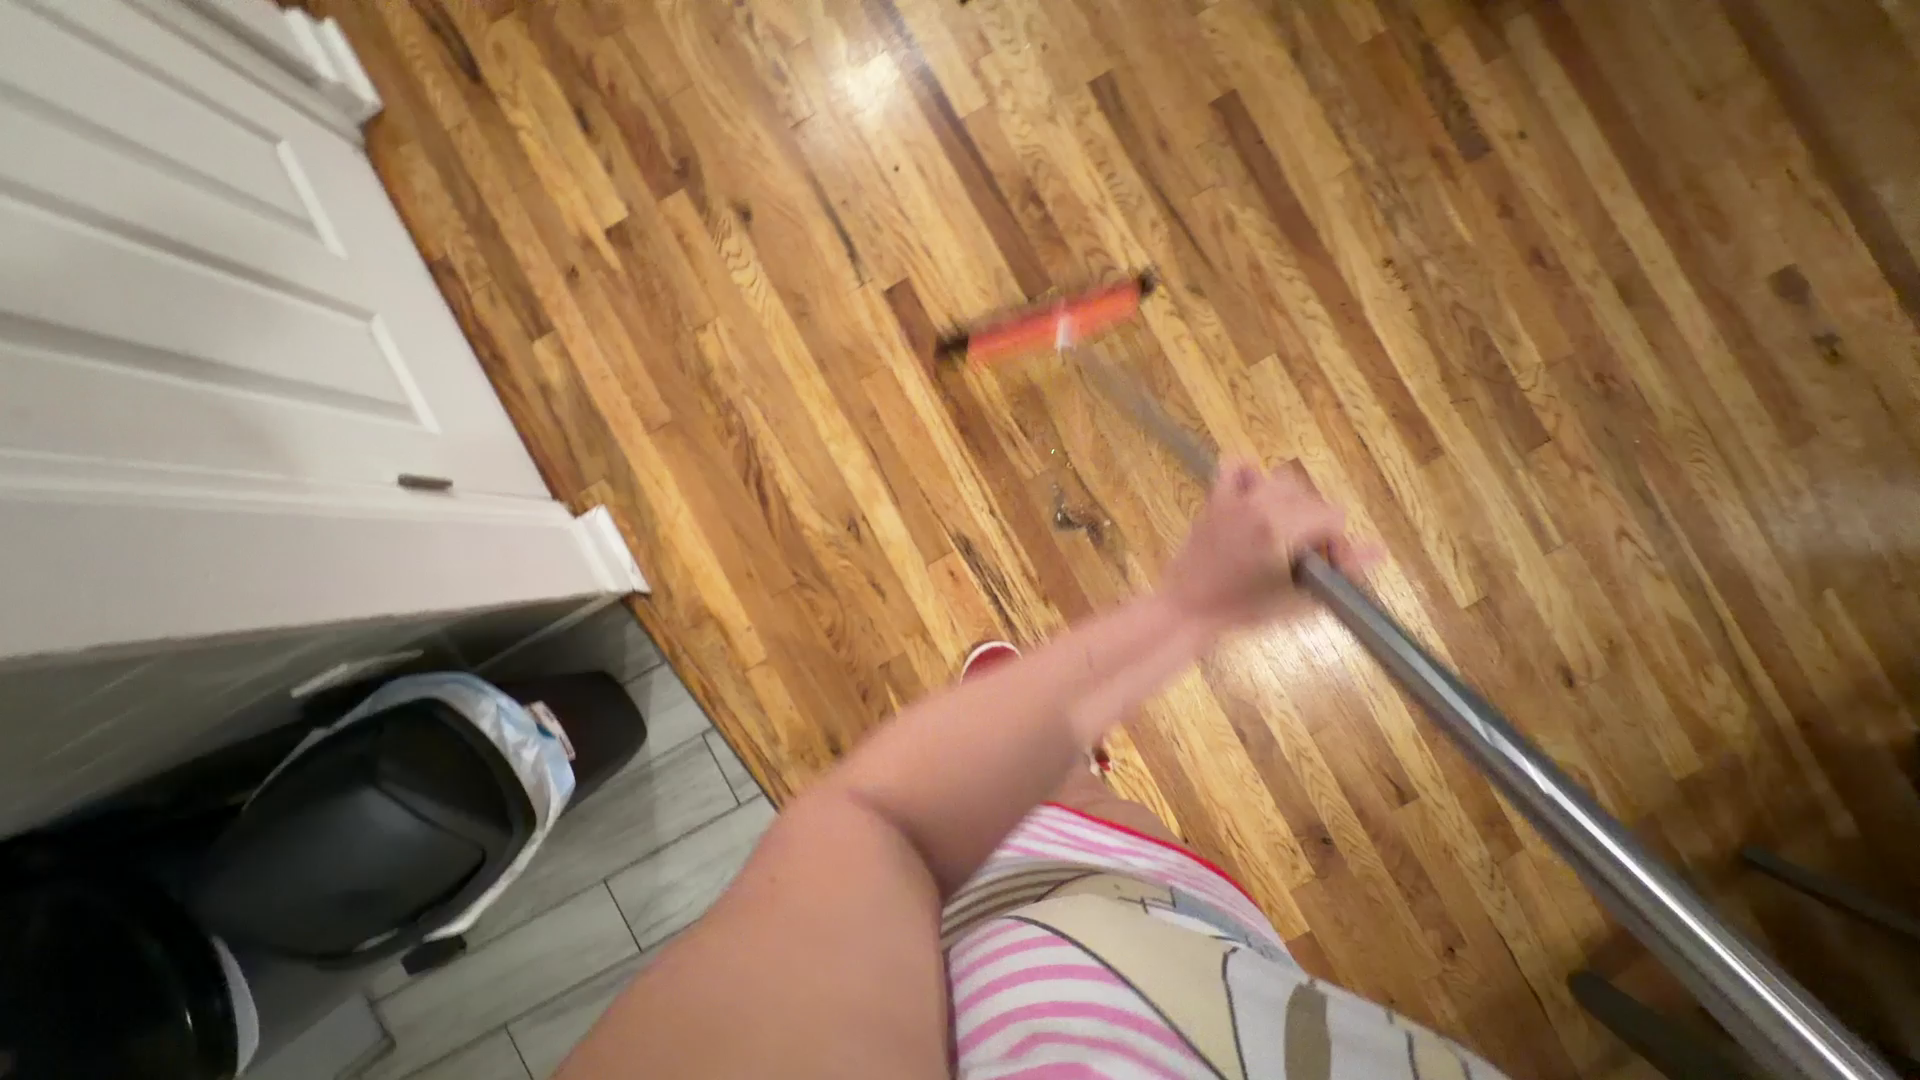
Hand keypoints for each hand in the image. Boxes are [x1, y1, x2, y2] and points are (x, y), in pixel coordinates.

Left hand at [1160, 460, 1379, 633]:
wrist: (1187, 607)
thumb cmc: (1242, 609)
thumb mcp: (1298, 597)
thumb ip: (1341, 570)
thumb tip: (1379, 550)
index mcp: (1280, 526)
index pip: (1332, 515)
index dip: (1336, 542)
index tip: (1325, 566)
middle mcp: (1258, 504)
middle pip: (1310, 497)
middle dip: (1315, 524)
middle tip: (1303, 557)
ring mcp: (1234, 499)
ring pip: (1280, 481)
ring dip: (1289, 502)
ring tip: (1282, 532)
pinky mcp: (1214, 500)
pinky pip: (1235, 466)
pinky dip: (1249, 476)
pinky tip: (1255, 500)